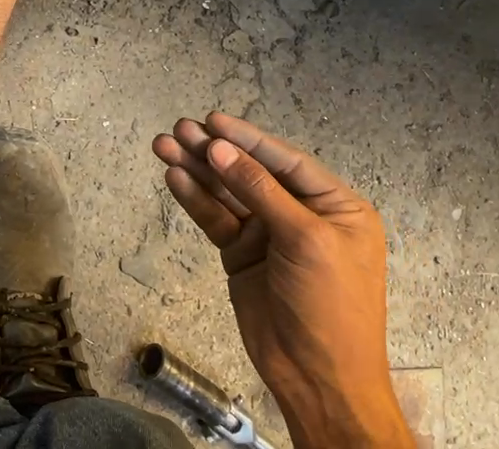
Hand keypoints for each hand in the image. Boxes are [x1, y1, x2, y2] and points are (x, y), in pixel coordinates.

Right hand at [152, 113, 413, 448]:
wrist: (318, 379)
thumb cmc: (330, 305)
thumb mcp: (304, 240)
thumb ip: (260, 190)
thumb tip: (220, 148)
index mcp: (335, 207)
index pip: (285, 161)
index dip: (248, 139)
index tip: (212, 120)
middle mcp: (300, 214)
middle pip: (250, 172)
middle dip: (214, 150)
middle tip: (179, 129)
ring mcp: (268, 234)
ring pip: (226, 191)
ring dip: (196, 169)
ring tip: (163, 144)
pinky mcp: (241, 253)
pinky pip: (215, 217)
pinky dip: (194, 198)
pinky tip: (173, 178)